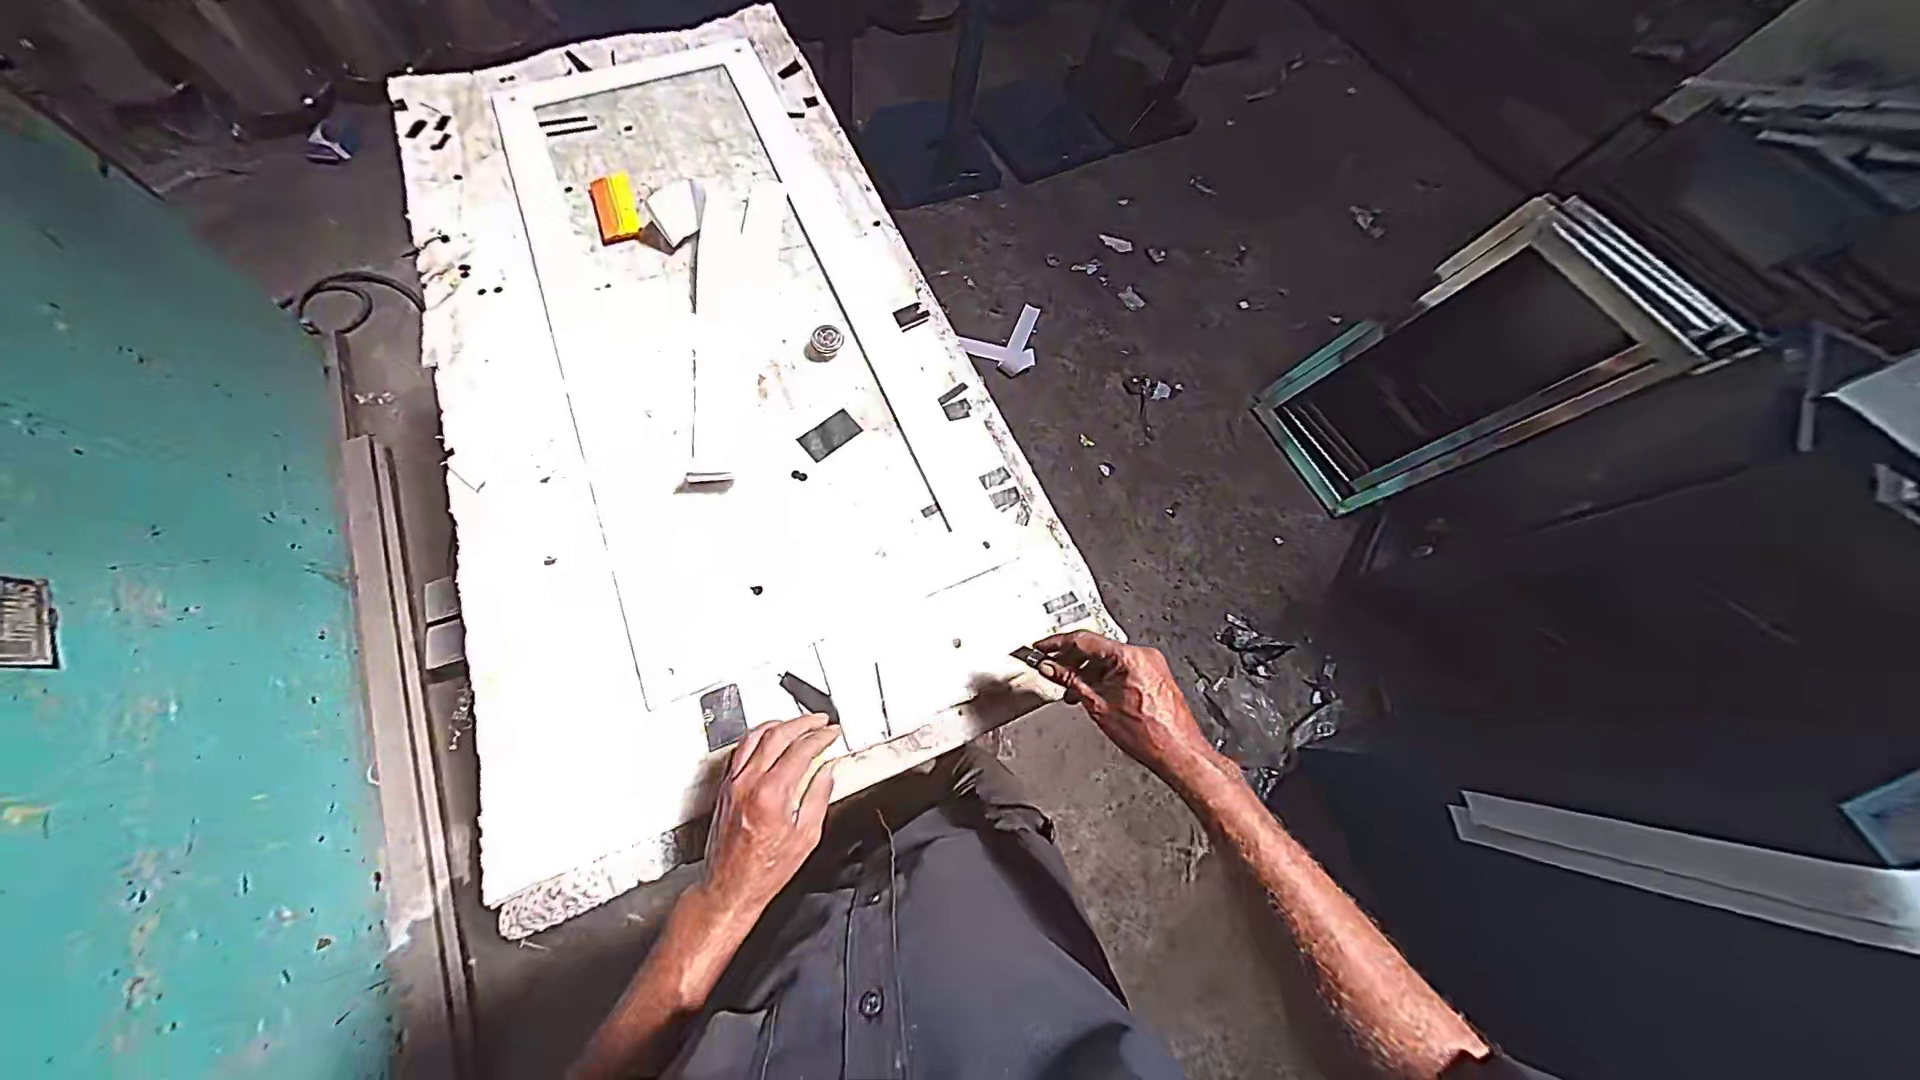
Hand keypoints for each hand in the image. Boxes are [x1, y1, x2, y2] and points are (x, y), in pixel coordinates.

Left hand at [700, 714, 840, 918]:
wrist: (729, 889)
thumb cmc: (763, 872)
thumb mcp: (806, 837)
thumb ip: (819, 796)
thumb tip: (827, 772)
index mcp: (773, 794)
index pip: (801, 749)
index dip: (821, 737)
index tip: (832, 734)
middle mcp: (750, 783)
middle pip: (779, 734)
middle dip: (804, 723)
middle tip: (820, 722)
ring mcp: (734, 783)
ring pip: (756, 736)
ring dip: (781, 724)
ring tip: (798, 723)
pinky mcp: (725, 787)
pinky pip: (742, 749)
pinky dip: (760, 736)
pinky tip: (770, 737)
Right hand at [1030, 631, 1222, 789]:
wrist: (1178, 753)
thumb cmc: (1150, 736)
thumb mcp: (1097, 706)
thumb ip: (1070, 681)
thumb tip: (1051, 668)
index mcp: (1129, 656)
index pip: (1084, 640)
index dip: (1056, 644)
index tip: (1041, 647)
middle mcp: (1142, 655)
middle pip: (1095, 648)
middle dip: (1069, 659)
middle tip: (1048, 666)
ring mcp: (1149, 664)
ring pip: (1107, 659)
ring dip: (1085, 670)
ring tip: (1067, 686)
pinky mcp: (1152, 675)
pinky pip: (1120, 668)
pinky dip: (1101, 676)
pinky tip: (1088, 690)